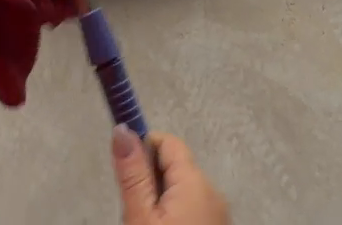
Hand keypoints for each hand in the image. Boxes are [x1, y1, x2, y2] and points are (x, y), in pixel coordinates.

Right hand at [113, 127, 228, 224]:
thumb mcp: (141, 216)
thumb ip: (133, 173)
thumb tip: (122, 127)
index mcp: (197, 180)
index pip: (166, 141)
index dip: (142, 151)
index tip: (127, 177)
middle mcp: (214, 190)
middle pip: (173, 165)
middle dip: (150, 180)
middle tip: (136, 210)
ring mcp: (219, 212)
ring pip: (181, 188)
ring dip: (160, 199)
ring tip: (147, 223)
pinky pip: (191, 207)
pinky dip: (174, 213)